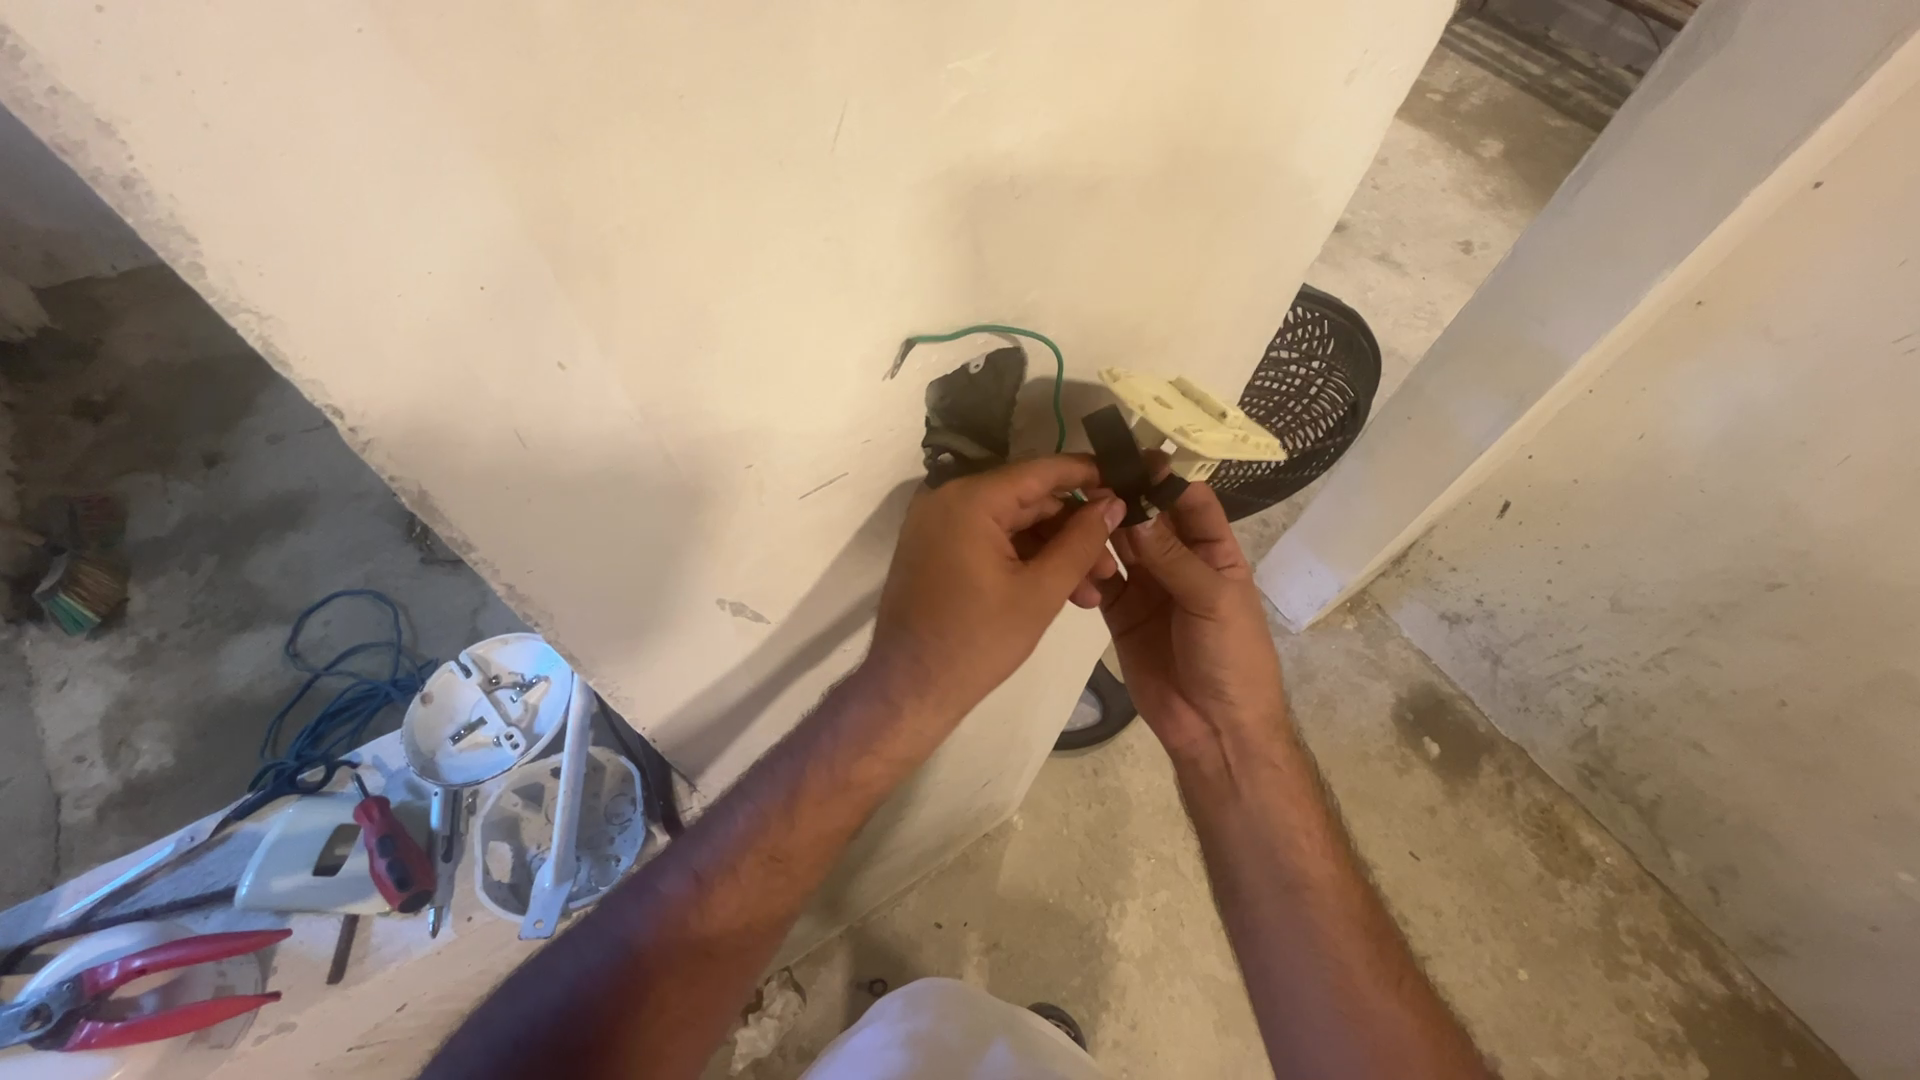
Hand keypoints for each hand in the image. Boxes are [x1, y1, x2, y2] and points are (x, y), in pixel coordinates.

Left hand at [866, 455, 1126, 728]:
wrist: (910, 689)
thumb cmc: (977, 642)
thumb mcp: (1040, 592)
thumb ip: (1082, 541)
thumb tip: (1114, 502)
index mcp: (970, 499)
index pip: (1041, 470)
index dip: (1088, 474)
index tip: (1126, 482)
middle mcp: (947, 498)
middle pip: (1028, 500)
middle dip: (1075, 530)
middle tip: (1113, 560)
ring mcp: (937, 524)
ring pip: (1012, 524)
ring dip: (1054, 552)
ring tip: (1094, 590)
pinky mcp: (935, 548)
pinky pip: (989, 540)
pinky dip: (1023, 561)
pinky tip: (1061, 591)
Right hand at [1098, 471, 1288, 764]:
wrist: (1215, 727)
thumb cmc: (1232, 657)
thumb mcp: (1213, 600)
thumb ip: (1173, 558)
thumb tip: (1136, 514)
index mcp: (1214, 553)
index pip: (1191, 503)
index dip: (1166, 479)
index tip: (1134, 458)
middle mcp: (1179, 563)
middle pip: (1149, 520)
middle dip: (1125, 500)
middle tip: (1090, 482)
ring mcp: (1147, 588)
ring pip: (1120, 546)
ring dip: (1101, 531)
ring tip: (1075, 516)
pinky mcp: (1119, 613)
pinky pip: (1100, 581)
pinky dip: (1086, 568)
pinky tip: (1073, 559)